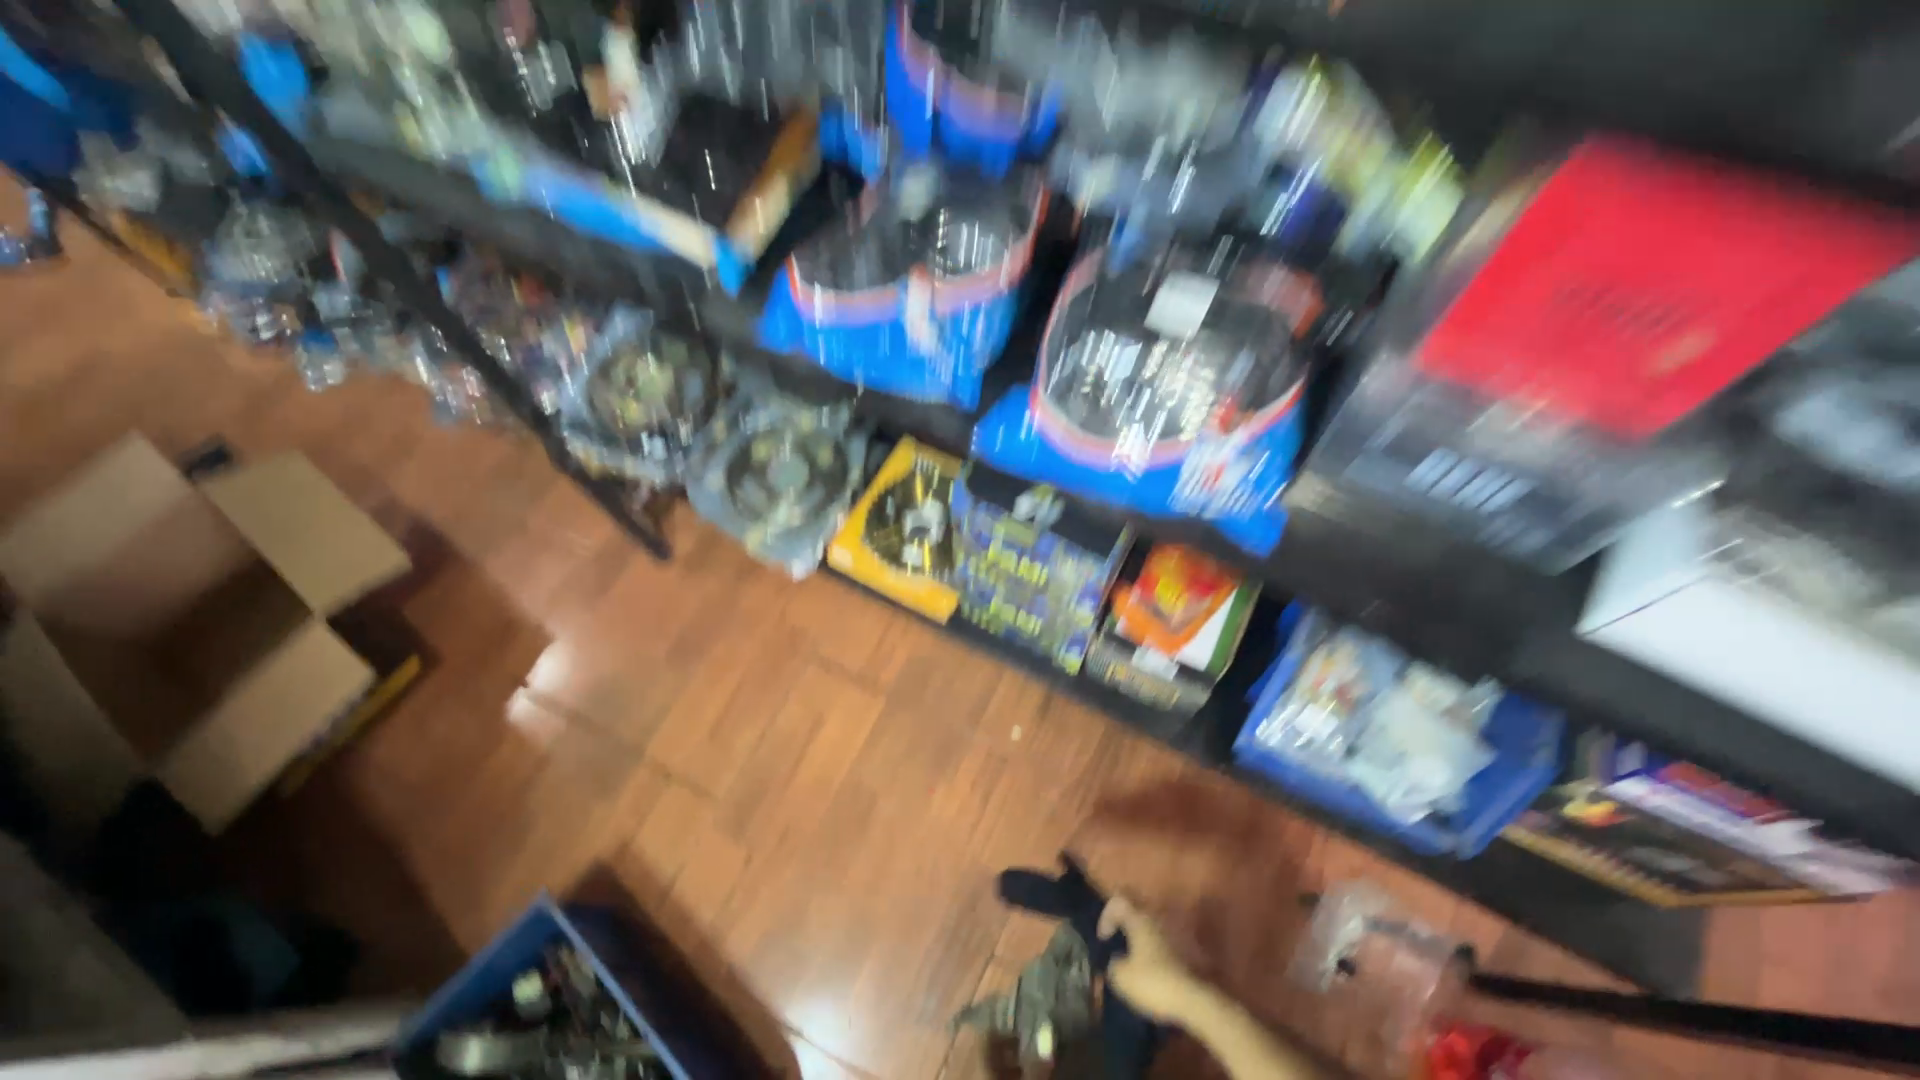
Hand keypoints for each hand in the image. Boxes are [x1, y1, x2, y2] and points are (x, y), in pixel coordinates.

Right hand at [1099, 897, 1205, 1024]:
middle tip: (1115, 943)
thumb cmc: (1153, 983)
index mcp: (1140, 920)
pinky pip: (1159, 942)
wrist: (1192, 1000)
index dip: (1106, 916)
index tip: (1103, 939)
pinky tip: (1146, 970)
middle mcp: (1157, 920)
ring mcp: (1172, 934)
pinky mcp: (1183, 951)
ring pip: (1149, 927)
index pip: (1118, 901)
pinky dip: (1150, 950)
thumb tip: (1118, 960)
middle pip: (1135, 911)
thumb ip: (1113, 963)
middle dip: (1123, 924)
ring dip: (1137, 939)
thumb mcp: (1121, 977)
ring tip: (1130, 960)